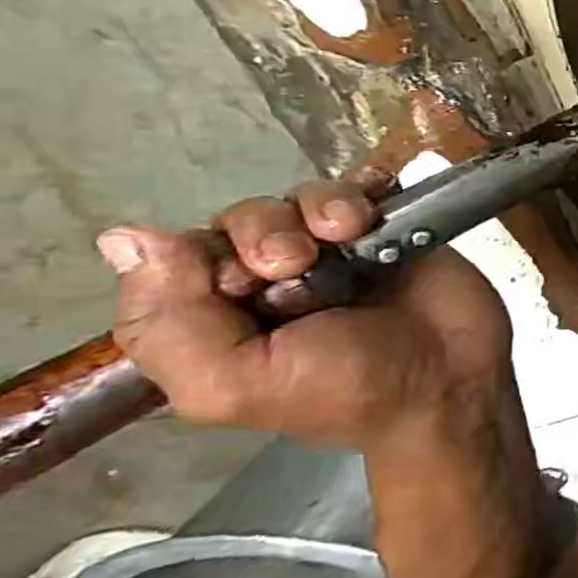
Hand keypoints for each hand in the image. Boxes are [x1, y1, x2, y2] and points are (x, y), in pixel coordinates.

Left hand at [97, 177, 513, 451]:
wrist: (451, 381)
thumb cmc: (345, 390)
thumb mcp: (232, 384)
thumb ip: (169, 324)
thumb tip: (127, 239)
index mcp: (222, 313)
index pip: (185, 255)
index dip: (207, 256)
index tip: (247, 284)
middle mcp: (277, 276)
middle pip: (246, 218)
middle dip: (267, 230)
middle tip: (300, 264)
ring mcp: (343, 250)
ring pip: (306, 196)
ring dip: (321, 204)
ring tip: (351, 232)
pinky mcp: (399, 230)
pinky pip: (369, 187)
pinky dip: (366, 186)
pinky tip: (375, 210)